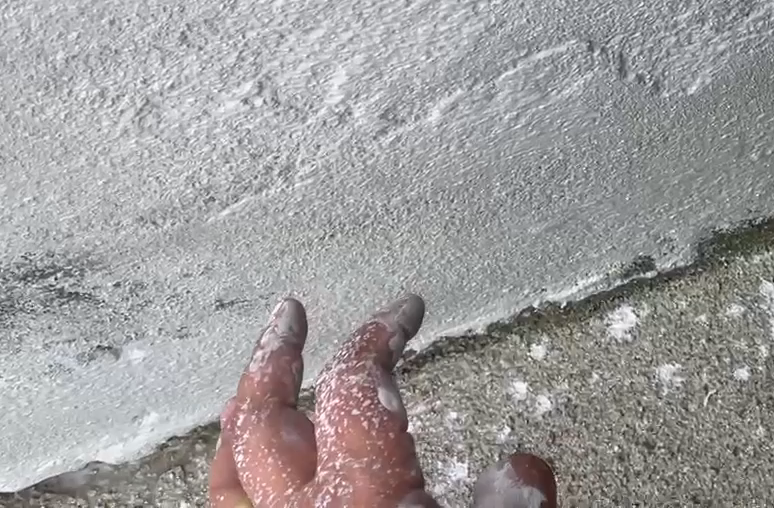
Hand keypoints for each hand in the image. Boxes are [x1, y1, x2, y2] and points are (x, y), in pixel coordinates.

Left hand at [211, 294, 558, 507]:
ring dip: (239, 414)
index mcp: (360, 497)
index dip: (380, 335)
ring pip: (223, 472)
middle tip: (292, 313)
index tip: (408, 309)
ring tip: (257, 375)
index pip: (359, 388)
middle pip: (263, 422)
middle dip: (276, 357)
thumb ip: (518, 499)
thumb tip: (525, 464)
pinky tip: (253, 466)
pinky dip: (232, 474)